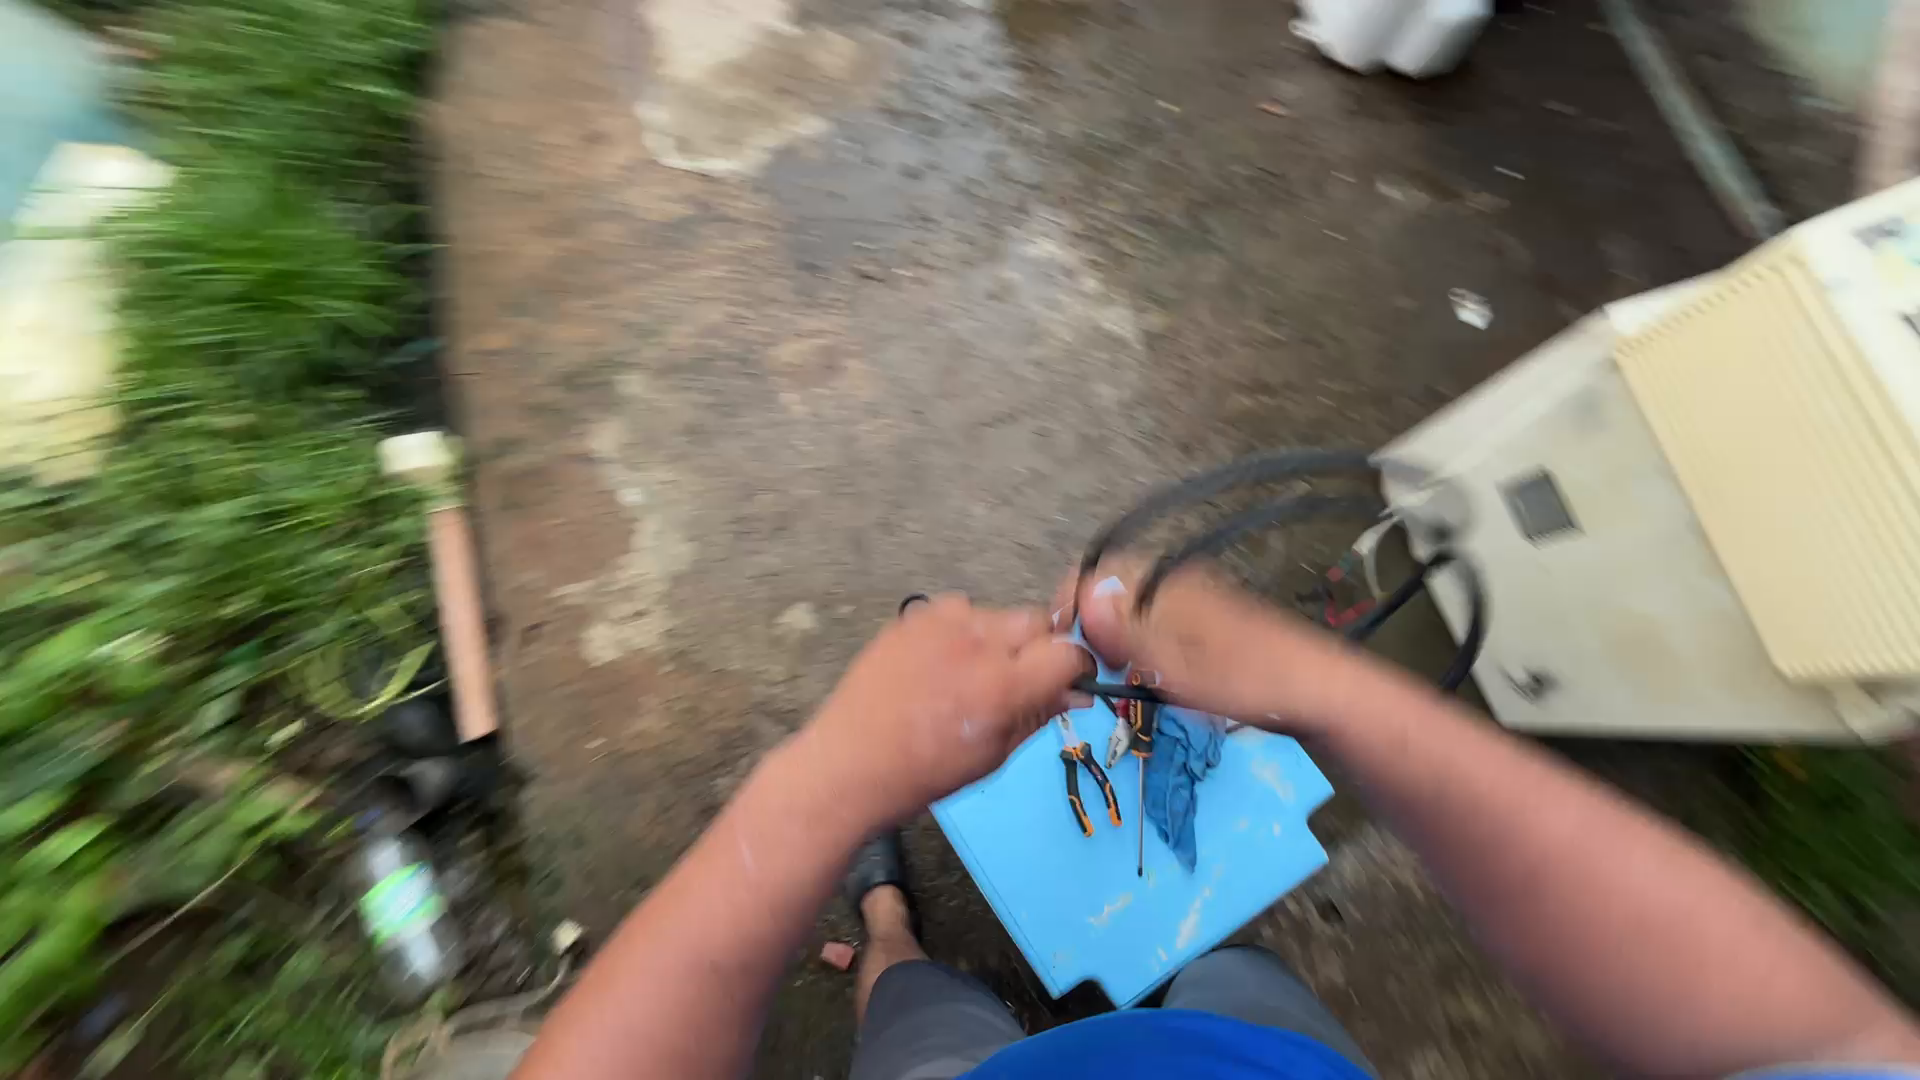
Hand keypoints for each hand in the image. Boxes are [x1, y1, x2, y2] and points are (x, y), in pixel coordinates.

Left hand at [798, 594, 1092, 825]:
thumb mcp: (994, 754)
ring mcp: (942, 623)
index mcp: (1004, 686)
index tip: (1070, 678)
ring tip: (972, 669)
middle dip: (1039, 645)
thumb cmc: (927, 772)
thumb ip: (1038, 714)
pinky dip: (962, 629)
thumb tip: (1075, 692)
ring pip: (997, 613)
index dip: (1076, 665)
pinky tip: (942, 659)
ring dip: (999, 636)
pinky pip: (958, 609)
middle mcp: (978, 643)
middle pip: (1036, 620)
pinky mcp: (914, 615)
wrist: (852, 761)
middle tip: (1020, 675)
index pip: (1068, 651)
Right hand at [1057, 556, 1354, 731]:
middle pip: (1108, 589)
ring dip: (1115, 637)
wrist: (1319, 690)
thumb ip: (1127, 631)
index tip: (1069, 646)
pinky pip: (1152, 620)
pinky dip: (1139, 643)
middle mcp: (1173, 581)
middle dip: (1091, 625)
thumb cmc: (1247, 680)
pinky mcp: (1201, 617)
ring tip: (1122, 673)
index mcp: (1164, 583)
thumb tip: (1083, 595)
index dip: (1072, 604)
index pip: (1094, 572)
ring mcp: (1188, 597)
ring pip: (1129, 607)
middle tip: (1097, 666)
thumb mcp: (1177, 665)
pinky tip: (1151, 672)